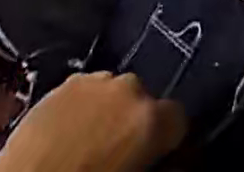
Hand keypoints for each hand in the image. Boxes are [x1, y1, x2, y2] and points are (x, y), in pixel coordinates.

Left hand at [0, 72, 185, 171]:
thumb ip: (157, 167)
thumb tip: (174, 167)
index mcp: (150, 119)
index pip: (178, 118)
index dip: (168, 140)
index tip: (154, 158)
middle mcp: (129, 88)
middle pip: (144, 102)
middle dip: (134, 124)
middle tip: (115, 156)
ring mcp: (95, 80)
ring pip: (114, 93)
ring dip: (108, 113)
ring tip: (86, 146)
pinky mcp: (65, 82)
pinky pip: (86, 92)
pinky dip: (83, 109)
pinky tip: (65, 136)